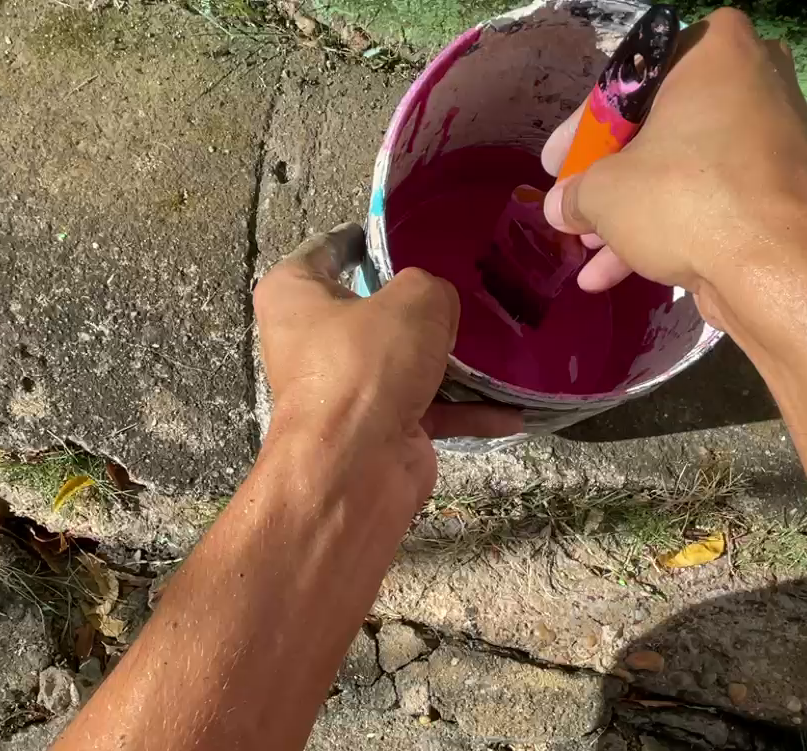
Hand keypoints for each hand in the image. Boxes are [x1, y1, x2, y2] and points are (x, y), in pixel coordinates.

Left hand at [253, 224, 520, 508]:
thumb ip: (432, 288)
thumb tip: (438, 310)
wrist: (358, 465)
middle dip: (419, 305)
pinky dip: (468, 412)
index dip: (363, 237)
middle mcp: (314, 343)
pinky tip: (512, 408)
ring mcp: (349, 391)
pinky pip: (430, 412)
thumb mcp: (414, 299)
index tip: (400, 229)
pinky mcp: (380, 430)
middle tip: (469, 283)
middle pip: (373, 313)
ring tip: (501, 340)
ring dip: (452, 363)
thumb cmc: (367, 364)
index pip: (326, 252)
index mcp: (294, 297)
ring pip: (406, 365)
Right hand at [541, 9, 806, 333]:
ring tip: (585, 257)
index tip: (554, 166)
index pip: (625, 85)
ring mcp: (767, 137)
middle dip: (605, 183)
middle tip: (571, 213)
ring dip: (625, 218)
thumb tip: (559, 206)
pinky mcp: (773, 189)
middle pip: (652, 133)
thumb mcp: (605, 192)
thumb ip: (574, 193)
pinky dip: (660, 231)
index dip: (580, 132)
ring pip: (676, 174)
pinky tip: (612, 275)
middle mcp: (749, 79)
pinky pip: (703, 201)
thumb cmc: (683, 200)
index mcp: (713, 50)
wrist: (774, 263)